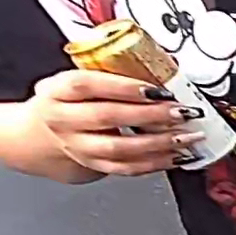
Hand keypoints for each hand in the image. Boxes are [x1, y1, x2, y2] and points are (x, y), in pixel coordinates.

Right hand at [28, 70, 207, 175]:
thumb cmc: (78, 101)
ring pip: (120, 147)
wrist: (45, 132)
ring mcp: (77, 145)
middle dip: (151, 115)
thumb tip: (171, 66)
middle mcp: (61, 119)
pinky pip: (129, 168)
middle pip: (107, 116)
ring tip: (189, 136)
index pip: (86, 85)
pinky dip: (158, 163)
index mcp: (57, 91)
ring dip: (161, 142)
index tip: (160, 90)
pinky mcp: (94, 165)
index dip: (125, 87)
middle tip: (182, 112)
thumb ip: (119, 74)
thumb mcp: (85, 80)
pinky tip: (180, 156)